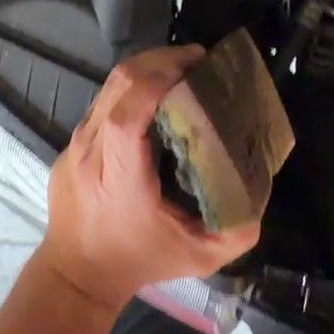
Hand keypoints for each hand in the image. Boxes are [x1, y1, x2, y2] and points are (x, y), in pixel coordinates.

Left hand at [36, 45, 260, 311]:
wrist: (74, 275)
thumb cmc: (136, 262)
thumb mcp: (195, 257)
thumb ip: (234, 232)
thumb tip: (259, 196)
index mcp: (119, 178)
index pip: (126, 116)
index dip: (156, 83)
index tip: (193, 69)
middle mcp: (92, 151)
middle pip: (118, 85)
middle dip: (159, 61)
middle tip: (198, 59)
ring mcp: (77, 141)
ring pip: (110, 84)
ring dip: (147, 67)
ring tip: (182, 68)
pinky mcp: (73, 139)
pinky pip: (104, 98)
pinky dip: (133, 84)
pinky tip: (157, 90)